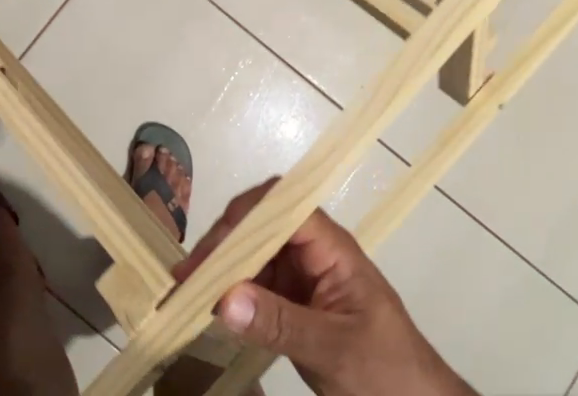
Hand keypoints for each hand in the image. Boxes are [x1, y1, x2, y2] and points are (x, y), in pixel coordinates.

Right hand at [174, 179, 473, 395]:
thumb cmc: (388, 371)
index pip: (282, 206)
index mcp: (331, 248)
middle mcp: (313, 252)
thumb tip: (223, 298)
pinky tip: (208, 309)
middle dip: (224, 242)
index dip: (244, 217)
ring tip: (188, 291)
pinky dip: (230, 292)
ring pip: (253, 252)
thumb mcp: (334, 350)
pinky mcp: (294, 302)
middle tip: (188, 275)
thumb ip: (280, 323)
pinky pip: (256, 284)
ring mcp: (303, 276)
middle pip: (261, 224)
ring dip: (222, 267)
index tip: (211, 250)